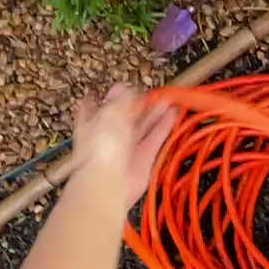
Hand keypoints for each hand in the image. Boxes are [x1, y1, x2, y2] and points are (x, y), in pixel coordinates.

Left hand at [70, 84, 175, 207]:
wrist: (109, 181)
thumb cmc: (104, 143)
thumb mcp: (111, 112)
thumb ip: (123, 99)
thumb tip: (129, 88)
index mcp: (93, 123)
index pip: (98, 107)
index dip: (110, 97)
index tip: (123, 86)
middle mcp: (109, 135)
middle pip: (125, 116)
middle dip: (139, 104)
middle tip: (154, 92)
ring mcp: (127, 148)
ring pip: (143, 127)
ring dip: (155, 113)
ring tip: (169, 99)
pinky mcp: (144, 158)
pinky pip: (156, 139)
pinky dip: (165, 127)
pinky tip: (175, 114)